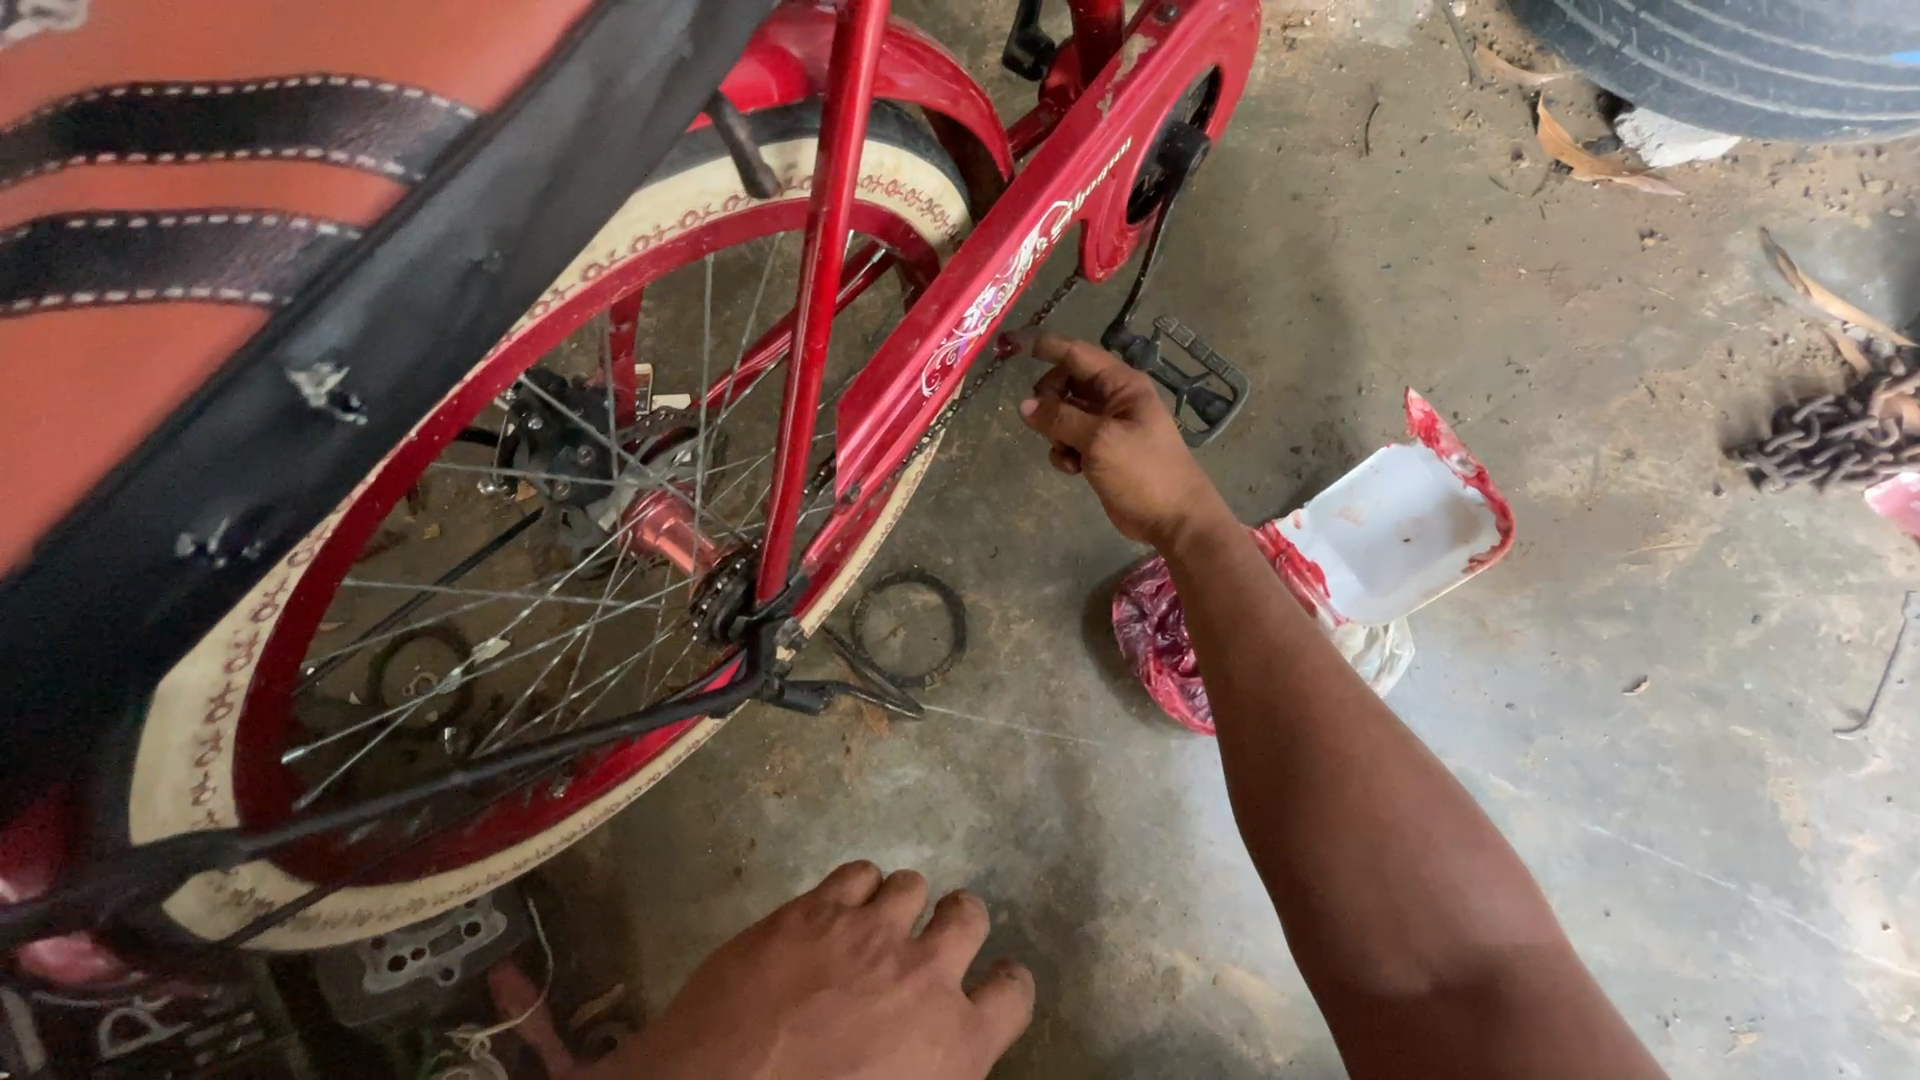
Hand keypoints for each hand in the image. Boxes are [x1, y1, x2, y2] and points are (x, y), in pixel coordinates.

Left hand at [598, 861, 1032, 1079]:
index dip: (1007, 985)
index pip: (1013, 995)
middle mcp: (922, 971)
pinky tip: (838, 905)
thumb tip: (931, 1049)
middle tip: (936, 933)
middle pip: (968, 914)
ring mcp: (866, 931)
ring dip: (900, 903)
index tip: (995, 980)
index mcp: (952, 1040)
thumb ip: (934, 1067)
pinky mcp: (814, 908)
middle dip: (959, 919)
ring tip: (876, 921)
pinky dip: (855, 888)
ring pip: (909, 884)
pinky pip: (856, 873)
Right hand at [1013, 331, 1231, 548]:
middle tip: (1045, 421)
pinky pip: (1069, 440)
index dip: (1047, 347)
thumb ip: (1060, 419)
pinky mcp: (1100, 452)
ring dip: (1055, 432)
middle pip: (1065, 383)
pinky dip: (1064, 452)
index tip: (1014, 344)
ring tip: (1067, 452)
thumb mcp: (1100, 440)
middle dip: (1049, 399)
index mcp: (1122, 384)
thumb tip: (1025, 405)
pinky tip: (1073, 469)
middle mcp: (1114, 399)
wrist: (1173, 518)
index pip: (1077, 353)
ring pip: (1063, 414)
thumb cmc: (1144, 471)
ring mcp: (1107, 427)